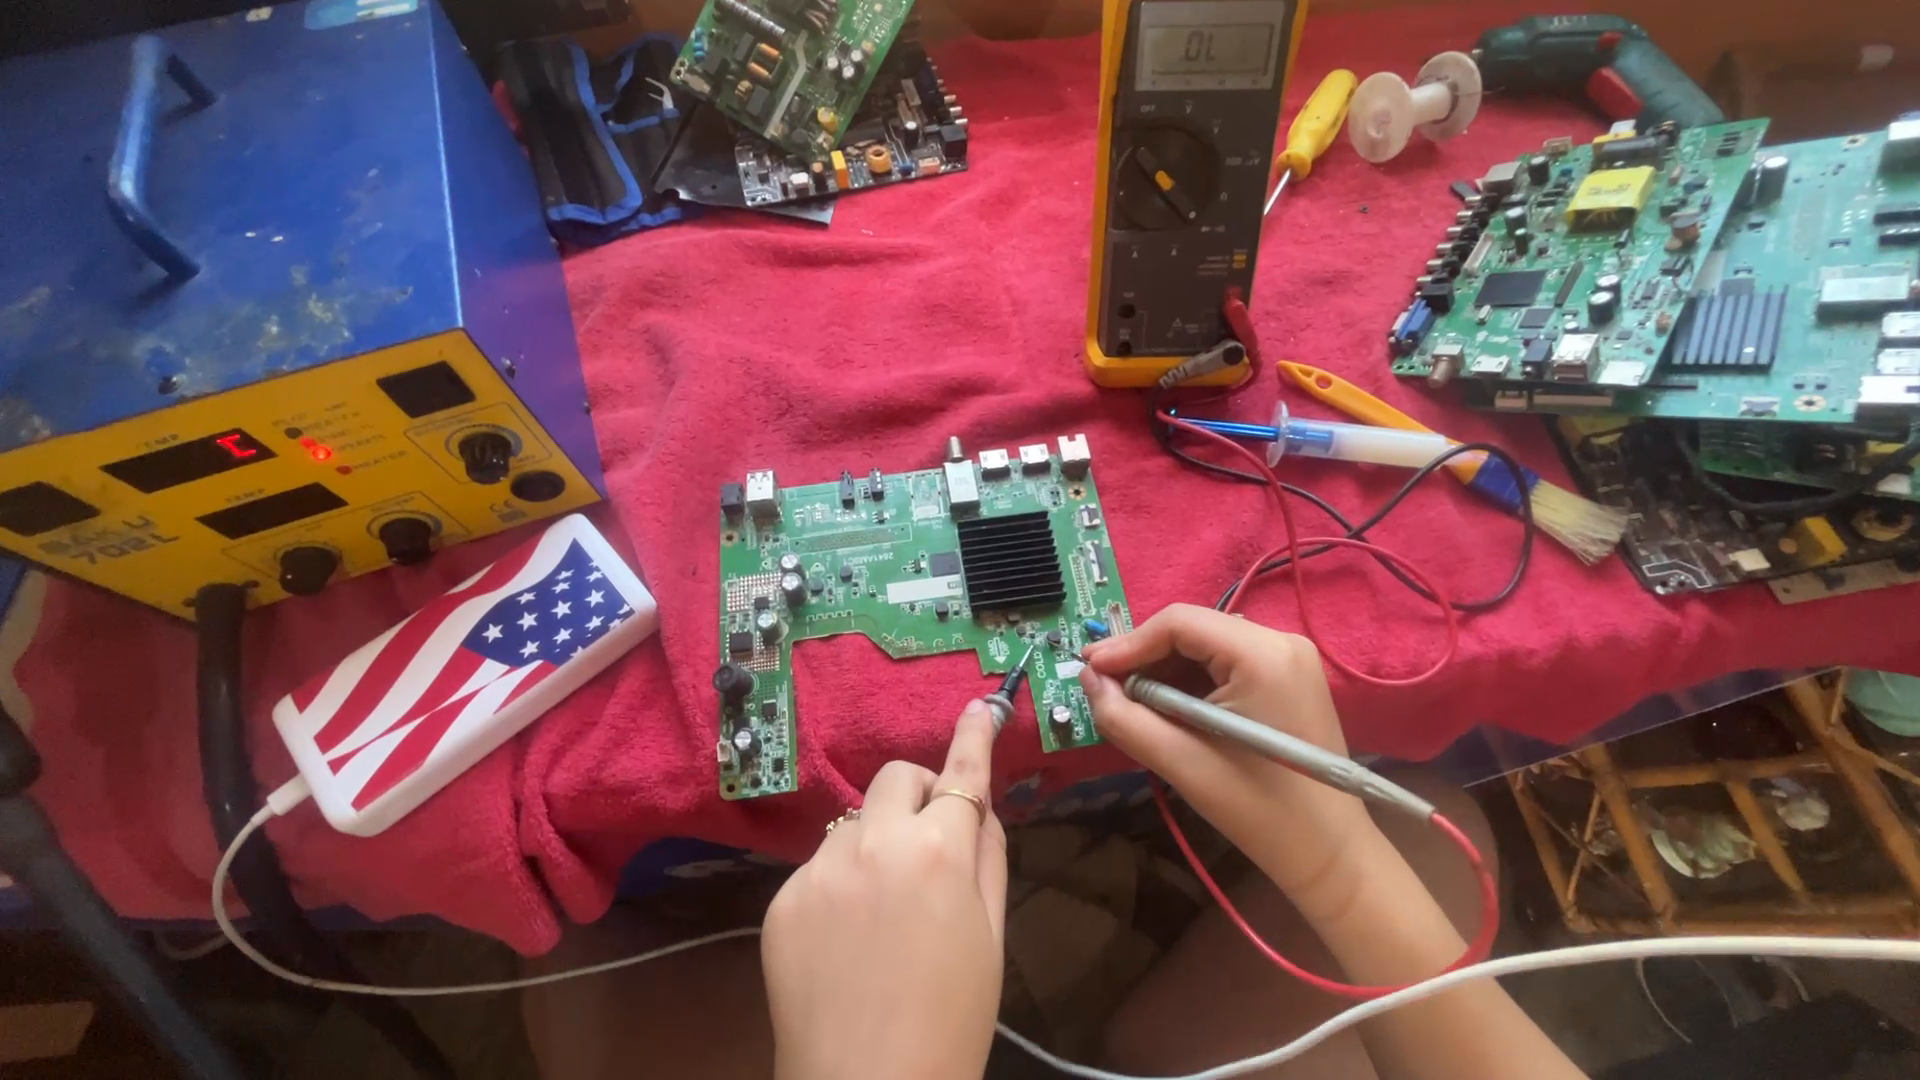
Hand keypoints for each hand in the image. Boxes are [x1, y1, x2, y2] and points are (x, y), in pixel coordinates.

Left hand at [761, 701, 1007, 1079]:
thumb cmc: (952, 1017)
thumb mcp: (992, 935)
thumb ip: (987, 856)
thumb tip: (977, 806)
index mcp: (938, 851)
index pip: (961, 774)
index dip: (973, 737)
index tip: (978, 705)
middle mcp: (874, 842)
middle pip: (896, 778)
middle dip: (918, 796)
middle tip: (928, 842)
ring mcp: (820, 868)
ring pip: (854, 822)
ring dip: (875, 842)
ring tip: (881, 909)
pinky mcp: (782, 899)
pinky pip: (820, 866)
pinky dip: (839, 883)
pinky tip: (844, 938)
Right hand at [1079, 604, 1381, 919]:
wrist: (1328, 852)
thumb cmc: (1258, 809)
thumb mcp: (1181, 763)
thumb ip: (1124, 717)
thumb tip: (1088, 678)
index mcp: (1262, 654)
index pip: (1178, 623)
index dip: (1127, 643)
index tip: (1090, 669)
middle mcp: (1280, 640)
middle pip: (1191, 629)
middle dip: (1143, 657)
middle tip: (1105, 687)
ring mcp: (1288, 656)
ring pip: (1204, 645)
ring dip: (1163, 670)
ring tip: (1133, 702)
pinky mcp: (1287, 675)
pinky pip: (1223, 661)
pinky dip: (1189, 679)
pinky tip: (1168, 708)